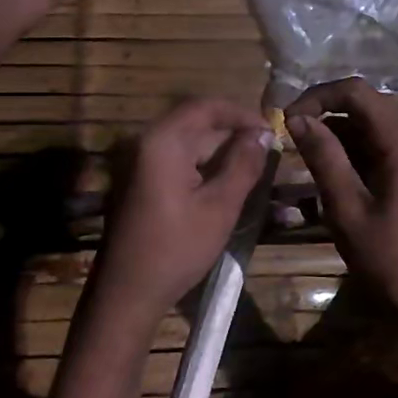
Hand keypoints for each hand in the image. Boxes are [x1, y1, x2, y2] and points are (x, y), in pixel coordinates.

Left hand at [94, 98, 272, 315]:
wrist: (128, 291)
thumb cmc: (176, 248)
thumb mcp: (219, 207)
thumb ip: (243, 164)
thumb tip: (262, 134)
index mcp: (163, 141)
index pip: (205, 107)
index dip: (241, 113)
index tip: (270, 130)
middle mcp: (146, 142)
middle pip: (194, 122)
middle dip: (231, 133)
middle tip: (266, 152)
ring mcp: (138, 162)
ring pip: (186, 142)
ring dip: (218, 151)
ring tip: (252, 168)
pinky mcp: (138, 181)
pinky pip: (174, 160)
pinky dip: (201, 165)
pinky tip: (224, 183)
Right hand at [285, 78, 397, 317]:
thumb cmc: (391, 258)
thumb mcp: (347, 207)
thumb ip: (323, 157)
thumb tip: (297, 119)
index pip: (355, 92)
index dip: (317, 97)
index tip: (287, 119)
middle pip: (363, 105)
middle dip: (323, 113)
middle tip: (289, 137)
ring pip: (368, 125)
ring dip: (334, 134)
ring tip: (302, 157)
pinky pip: (377, 146)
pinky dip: (350, 151)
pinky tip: (328, 174)